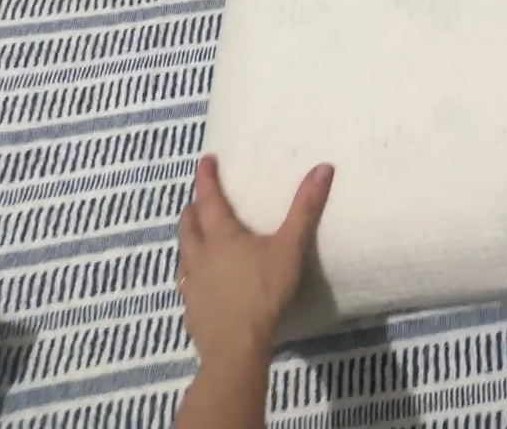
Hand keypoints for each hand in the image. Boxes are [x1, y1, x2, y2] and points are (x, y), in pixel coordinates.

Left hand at [176, 154, 333, 366]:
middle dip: (192, 209)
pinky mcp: (192, 309)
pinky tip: (198, 279)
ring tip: (194, 234)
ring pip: (183, 254)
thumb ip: (305, 208)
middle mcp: (200, 256)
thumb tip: (322, 168)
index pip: (210, 200)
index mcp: (222, 237)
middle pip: (189, 226)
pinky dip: (190, 270)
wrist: (235, 347)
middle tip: (197, 199)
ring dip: (188, 239)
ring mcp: (192, 284)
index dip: (207, 179)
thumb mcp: (290, 246)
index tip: (205, 160)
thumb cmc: (263, 292)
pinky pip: (186, 281)